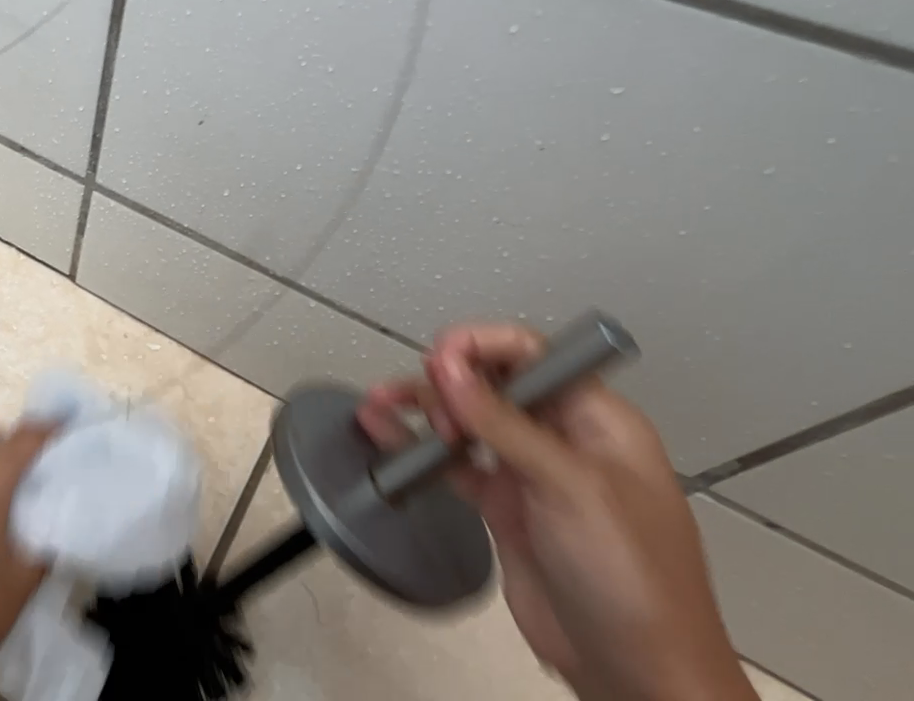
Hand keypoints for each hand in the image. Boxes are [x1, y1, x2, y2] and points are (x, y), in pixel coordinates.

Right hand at [356, 323, 756, 700]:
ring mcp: (528, 471)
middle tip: (430, 407)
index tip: (440, 360)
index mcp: (595, 420)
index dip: (482, 346)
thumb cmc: (629, 574)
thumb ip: (502, 423)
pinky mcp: (502, 503)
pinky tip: (384, 432)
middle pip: (491, 381)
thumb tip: (447, 366)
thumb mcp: (569, 487)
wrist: (634, 670)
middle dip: (448, 380)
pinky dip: (416, 446)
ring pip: (464, 418)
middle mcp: (559, 436)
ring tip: (381, 403)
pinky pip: (452, 461)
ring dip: (422, 407)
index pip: (532, 354)